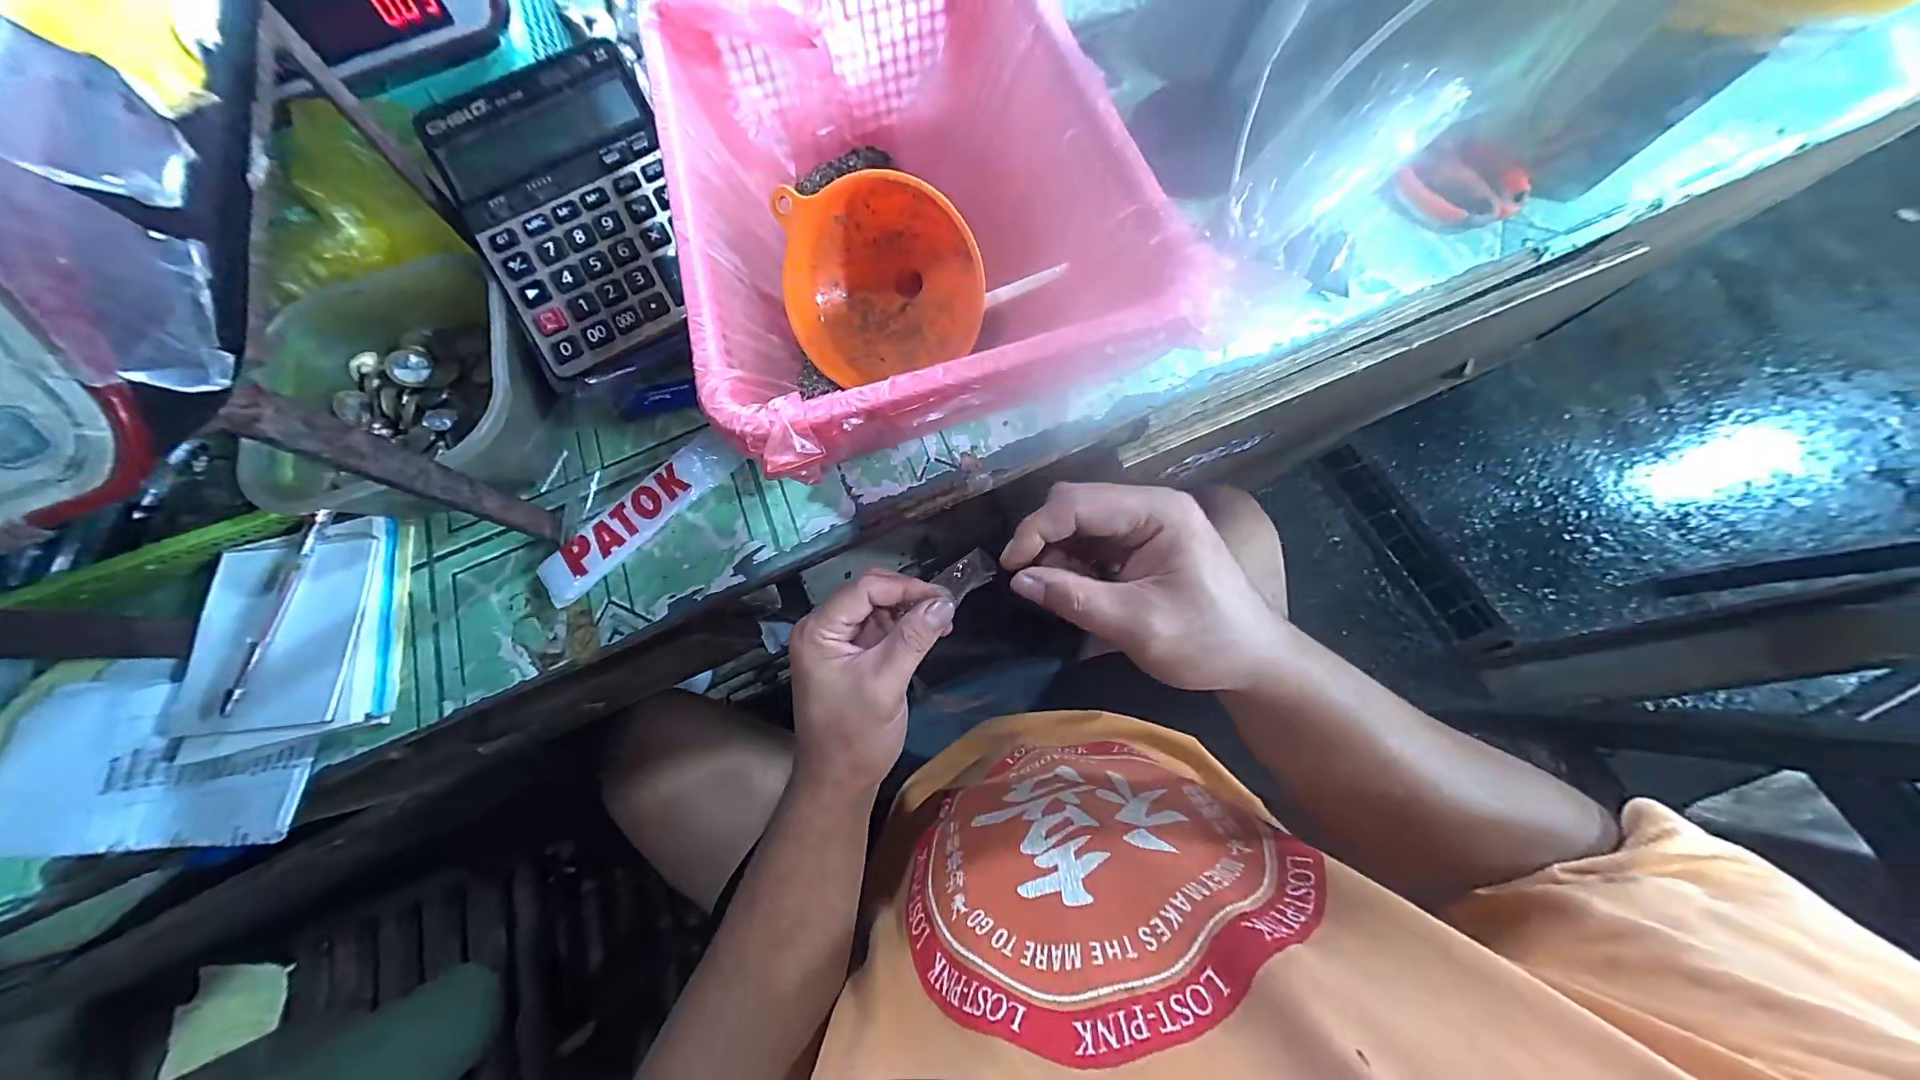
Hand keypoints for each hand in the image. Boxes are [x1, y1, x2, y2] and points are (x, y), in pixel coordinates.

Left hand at [788, 569, 953, 793]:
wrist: (839, 781)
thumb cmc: (855, 737)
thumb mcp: (886, 683)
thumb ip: (913, 639)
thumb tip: (945, 603)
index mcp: (818, 631)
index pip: (864, 589)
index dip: (905, 587)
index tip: (943, 598)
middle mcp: (822, 629)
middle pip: (869, 592)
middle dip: (907, 595)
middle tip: (944, 607)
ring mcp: (836, 642)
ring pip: (877, 607)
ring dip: (909, 610)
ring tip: (941, 621)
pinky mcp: (851, 655)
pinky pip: (879, 627)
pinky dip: (904, 626)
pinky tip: (928, 633)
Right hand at [1000, 483, 1290, 691]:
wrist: (1253, 660)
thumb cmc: (1205, 642)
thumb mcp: (1137, 625)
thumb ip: (1075, 598)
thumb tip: (1018, 580)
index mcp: (1158, 511)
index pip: (1077, 502)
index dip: (1036, 530)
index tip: (1010, 568)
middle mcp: (1150, 506)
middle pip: (1075, 503)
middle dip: (1044, 539)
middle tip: (1029, 581)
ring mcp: (1146, 523)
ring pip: (1079, 521)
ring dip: (1057, 552)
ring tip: (1055, 591)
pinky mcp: (1141, 543)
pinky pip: (1092, 540)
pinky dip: (1073, 562)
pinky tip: (1073, 588)